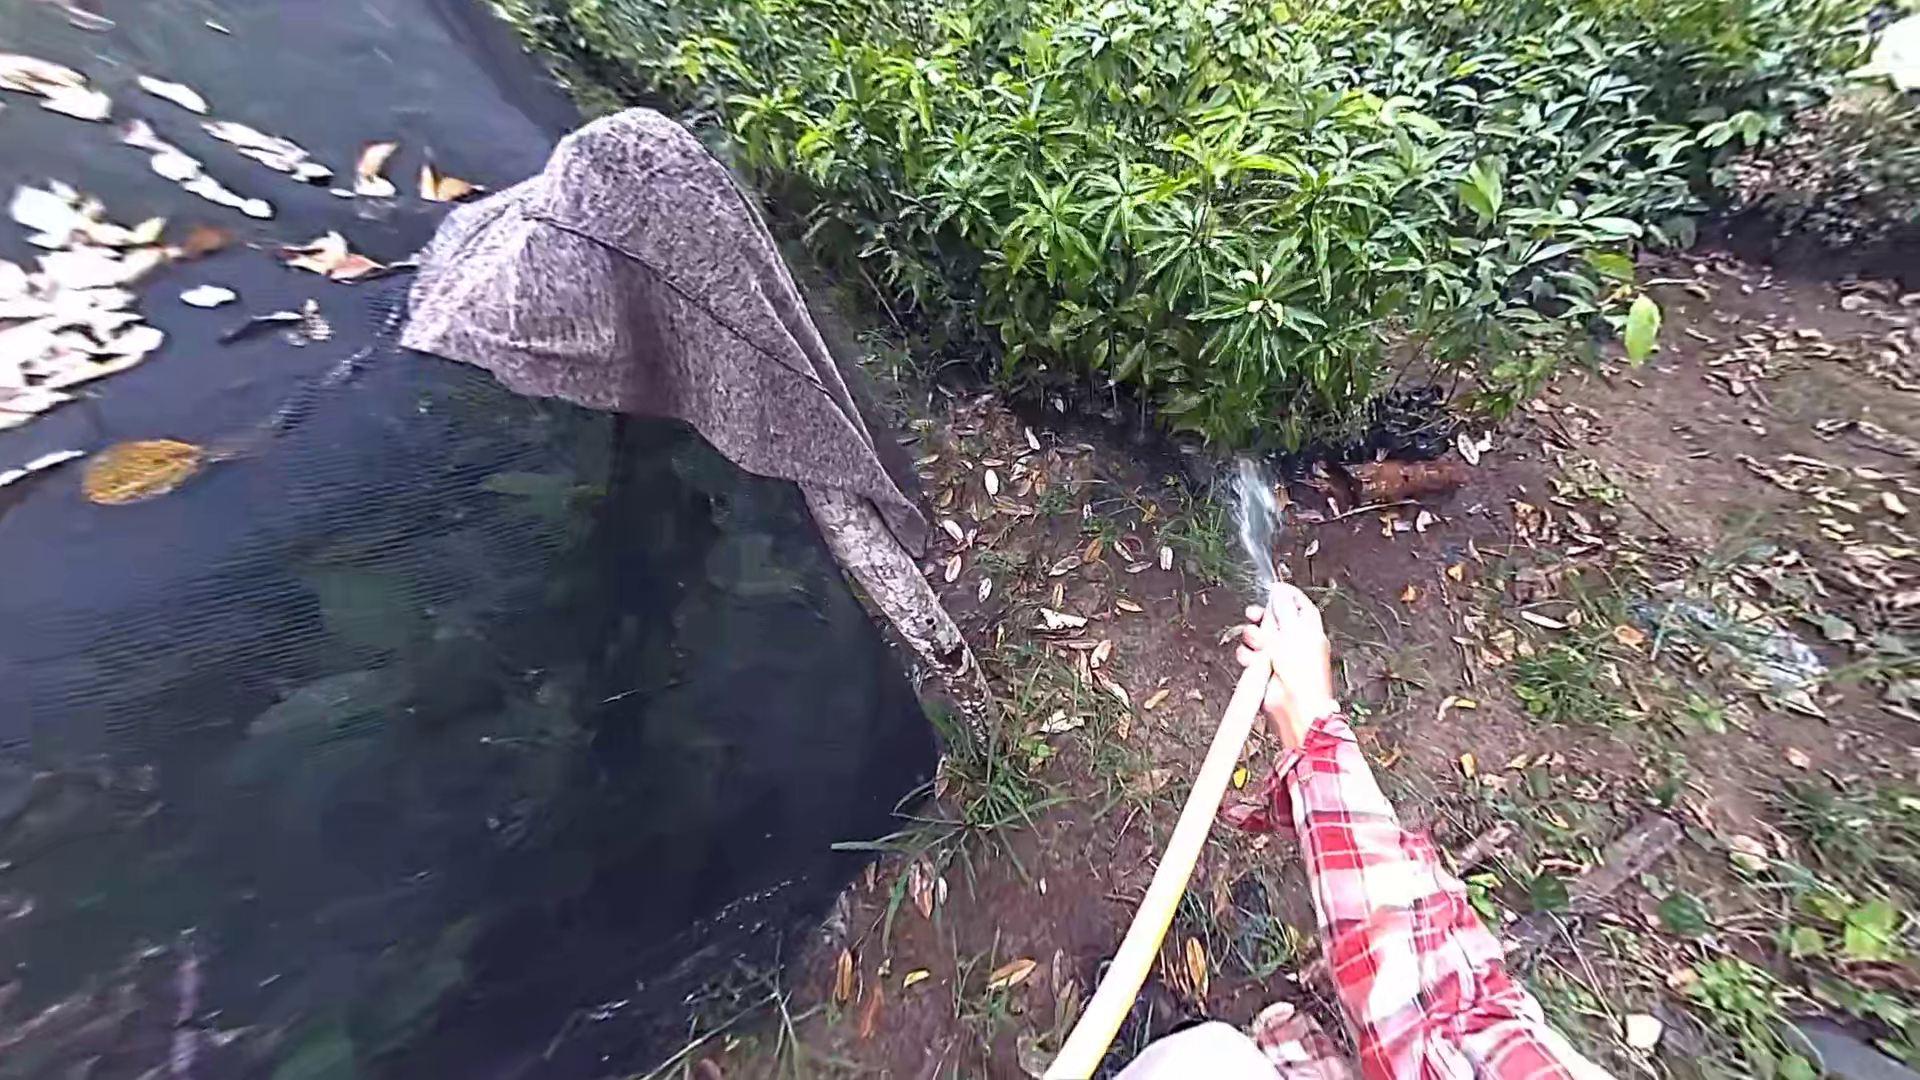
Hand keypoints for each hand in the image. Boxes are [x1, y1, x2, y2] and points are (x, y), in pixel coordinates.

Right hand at [1236, 582, 1337, 750]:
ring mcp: (1279, 657)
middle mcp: (1294, 642)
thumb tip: (1279, 591)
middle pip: (1274, 619)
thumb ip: (1283, 610)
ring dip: (1253, 638)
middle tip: (1254, 615)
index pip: (1300, 606)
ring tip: (1257, 645)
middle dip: (1262, 617)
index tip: (1273, 587)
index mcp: (1309, 632)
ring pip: (1258, 636)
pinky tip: (1252, 661)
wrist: (1294, 706)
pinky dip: (1247, 656)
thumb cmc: (1302, 672)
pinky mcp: (1263, 669)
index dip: (1287, 595)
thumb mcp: (1293, 632)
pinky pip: (1249, 655)